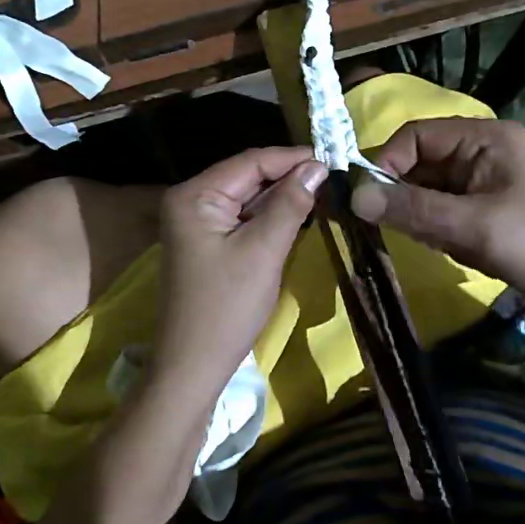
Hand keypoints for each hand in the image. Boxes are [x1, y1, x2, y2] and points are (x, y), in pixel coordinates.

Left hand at [156, 147, 325, 385]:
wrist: (193, 365)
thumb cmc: (227, 306)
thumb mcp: (263, 250)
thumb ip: (290, 204)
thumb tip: (317, 167)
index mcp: (194, 195)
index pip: (250, 162)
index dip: (292, 158)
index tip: (333, 159)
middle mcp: (190, 200)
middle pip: (247, 177)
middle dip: (289, 176)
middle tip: (335, 177)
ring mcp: (196, 223)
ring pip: (246, 197)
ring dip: (282, 196)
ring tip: (324, 192)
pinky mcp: (206, 242)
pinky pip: (241, 218)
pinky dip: (269, 216)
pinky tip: (298, 214)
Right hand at [350, 118, 524, 353]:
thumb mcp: (473, 227)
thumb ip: (411, 209)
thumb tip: (351, 196)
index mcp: (486, 137)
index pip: (416, 135)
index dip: (386, 163)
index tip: (367, 201)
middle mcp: (485, 152)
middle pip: (421, 163)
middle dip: (405, 196)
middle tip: (396, 229)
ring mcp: (491, 183)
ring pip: (431, 192)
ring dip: (424, 217)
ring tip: (440, 244)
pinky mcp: (494, 212)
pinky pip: (449, 213)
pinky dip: (442, 231)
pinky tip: (457, 252)